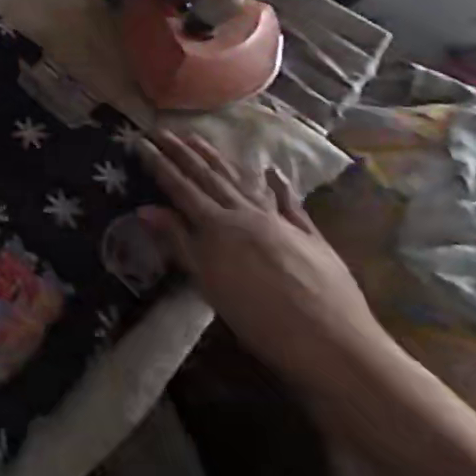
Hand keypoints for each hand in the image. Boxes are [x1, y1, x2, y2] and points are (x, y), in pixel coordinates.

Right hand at [135, 130, 390, 386]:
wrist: (334, 345)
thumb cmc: (260, 320)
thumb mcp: (209, 285)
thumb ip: (179, 243)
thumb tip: (145, 209)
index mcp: (217, 226)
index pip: (181, 188)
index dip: (159, 164)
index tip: (142, 142)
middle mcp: (245, 214)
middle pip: (208, 177)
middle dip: (183, 153)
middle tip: (164, 131)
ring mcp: (280, 221)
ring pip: (242, 182)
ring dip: (217, 159)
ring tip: (198, 139)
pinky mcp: (310, 235)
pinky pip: (289, 202)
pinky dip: (278, 185)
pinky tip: (270, 170)